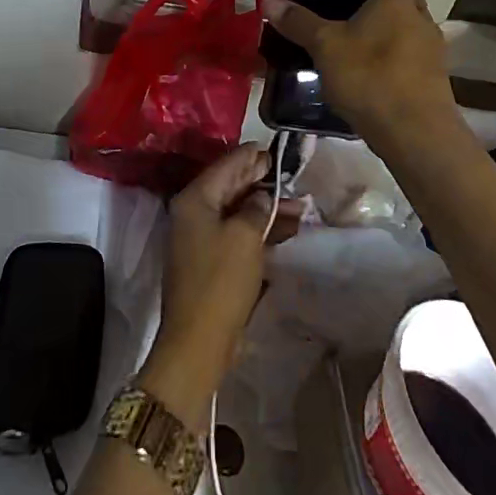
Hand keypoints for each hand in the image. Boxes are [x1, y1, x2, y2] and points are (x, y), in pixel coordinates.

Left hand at [141, 144, 298, 422]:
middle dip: (265, 184)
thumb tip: (262, 196)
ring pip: (239, 212)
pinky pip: (238, 234)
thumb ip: (257, 206)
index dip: (255, 156)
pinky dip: (261, 230)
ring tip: (301, 207)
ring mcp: (202, 239)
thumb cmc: (221, 280)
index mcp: (196, 200)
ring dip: (268, 209)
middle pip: (233, 187)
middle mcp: (194, 214)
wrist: (199, 341)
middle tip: (296, 179)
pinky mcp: (211, 261)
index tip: (281, 152)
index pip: (229, 164)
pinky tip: (287, 230)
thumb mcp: (245, 235)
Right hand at [266, 0, 459, 139]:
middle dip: (395, 0)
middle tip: (365, 2)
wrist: (413, 131)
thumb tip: (269, 0)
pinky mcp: (434, 81)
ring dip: (395, 33)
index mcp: (399, 1)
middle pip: (412, 1)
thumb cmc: (370, 75)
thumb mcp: (326, 48)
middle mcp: (422, 20)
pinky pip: (413, 60)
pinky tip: (374, 75)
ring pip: (413, 31)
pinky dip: (397, 60)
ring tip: (364, 40)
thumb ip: (300, 24)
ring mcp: (432, 52)